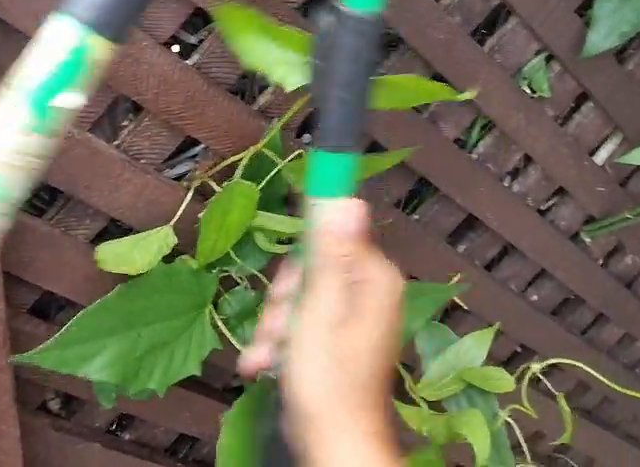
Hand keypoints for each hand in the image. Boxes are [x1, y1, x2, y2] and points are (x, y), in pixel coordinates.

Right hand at [238, 199, 406, 464]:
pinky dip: (282, 341)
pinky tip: (265, 364)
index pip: (333, 232)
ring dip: (276, 324)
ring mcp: (354, 316)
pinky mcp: (338, 338)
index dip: (303, 256)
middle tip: (275, 328)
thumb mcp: (322, 308)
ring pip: (301, 295)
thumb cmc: (328, 379)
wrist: (333, 447)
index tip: (287, 284)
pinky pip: (304, 320)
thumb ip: (331, 254)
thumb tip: (347, 198)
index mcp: (374, 277)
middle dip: (283, 298)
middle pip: (312, 266)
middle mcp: (368, 290)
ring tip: (267, 355)